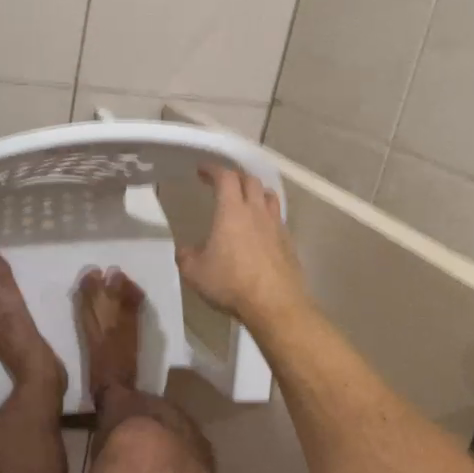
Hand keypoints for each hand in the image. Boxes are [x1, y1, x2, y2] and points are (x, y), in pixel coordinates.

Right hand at [175, 166, 310, 326]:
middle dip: (234, 177)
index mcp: (231, 211)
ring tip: (245, 199)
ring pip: (268, 196)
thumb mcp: (193, 272)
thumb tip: (185, 249)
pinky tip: (259, 228)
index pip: (225, 177)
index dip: (213, 169)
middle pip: (250, 181)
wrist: (274, 303)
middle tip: (222, 183)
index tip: (202, 169)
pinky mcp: (288, 242)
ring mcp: (276, 226)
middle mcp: (256, 212)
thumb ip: (186, 255)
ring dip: (255, 191)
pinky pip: (277, 218)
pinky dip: (266, 214)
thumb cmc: (229, 283)